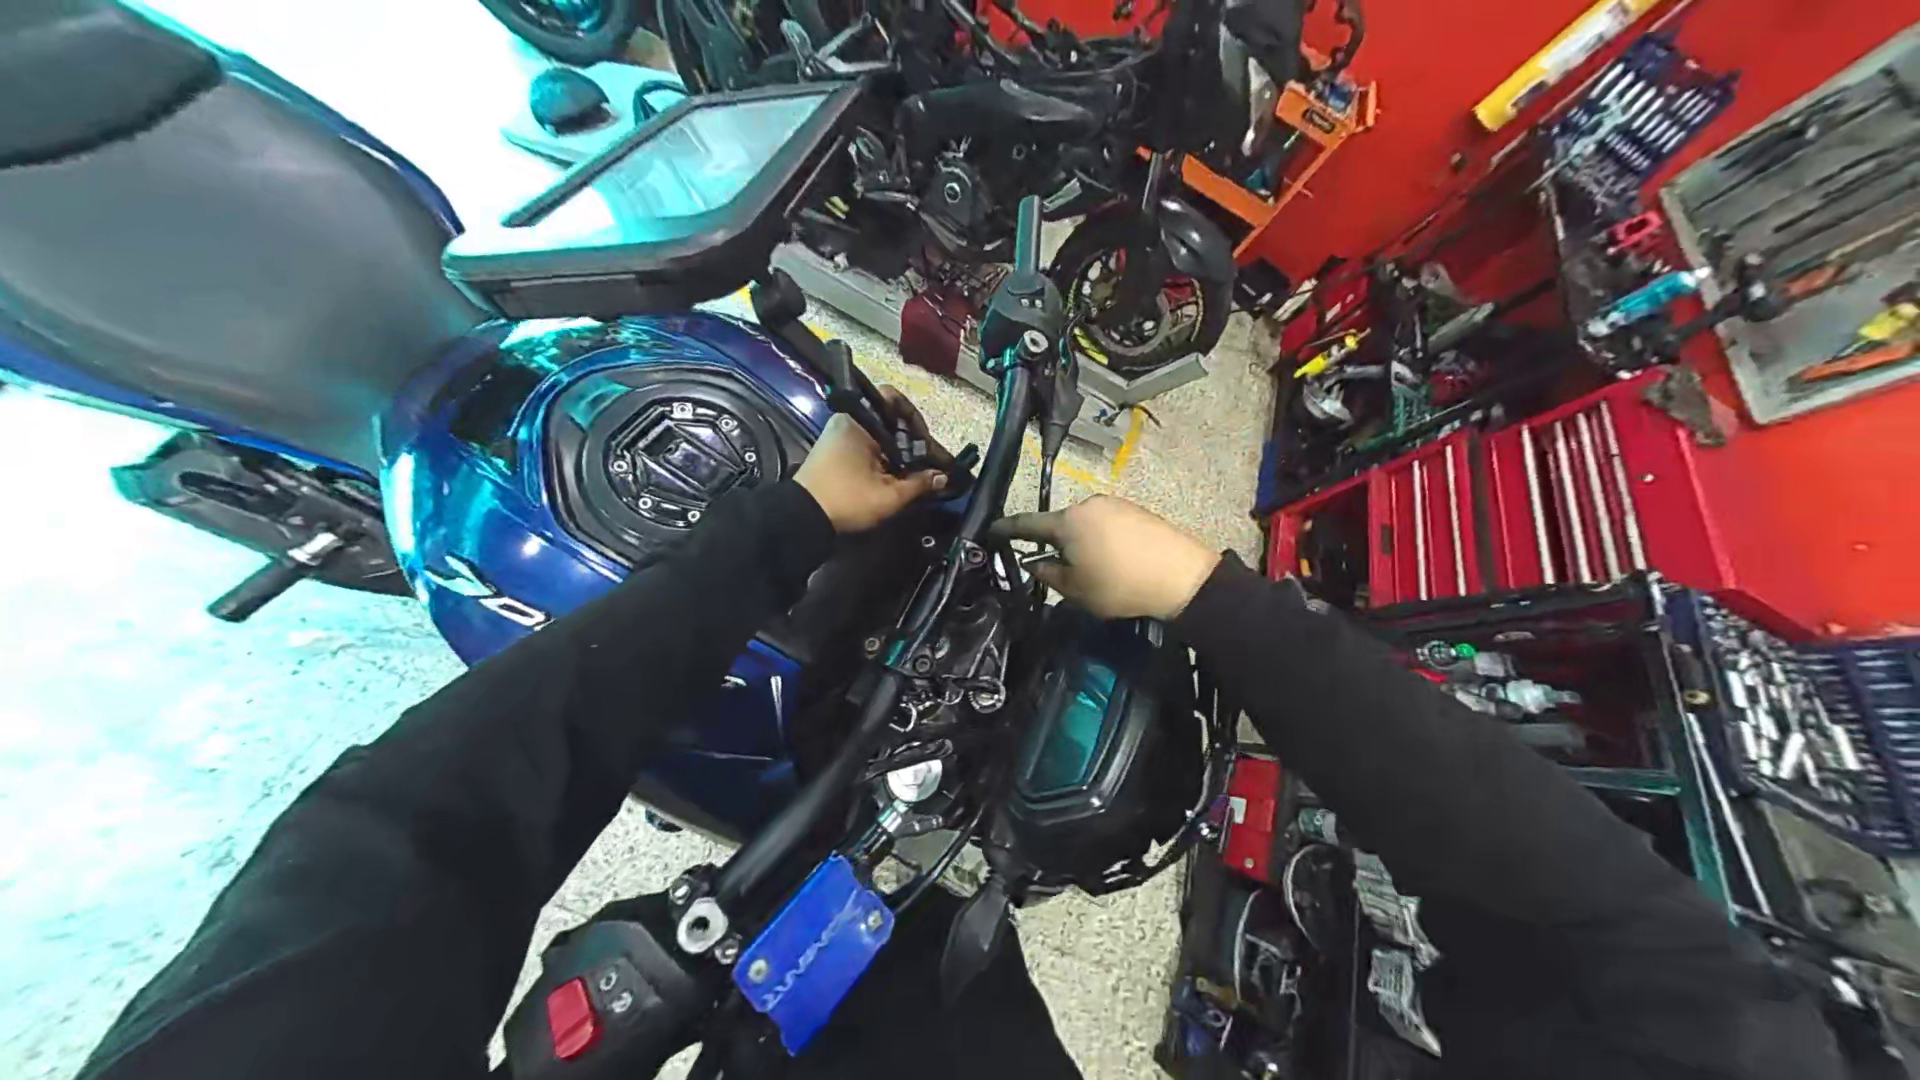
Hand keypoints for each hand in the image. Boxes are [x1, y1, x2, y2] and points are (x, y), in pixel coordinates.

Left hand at [795, 388, 948, 532]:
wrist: (802, 518)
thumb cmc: (847, 500)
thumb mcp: (889, 495)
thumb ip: (919, 483)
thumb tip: (942, 477)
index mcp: (859, 421)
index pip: (895, 402)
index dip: (918, 422)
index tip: (928, 446)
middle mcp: (849, 421)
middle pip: (890, 422)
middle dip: (913, 442)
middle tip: (930, 462)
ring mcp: (840, 435)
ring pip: (880, 436)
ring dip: (900, 452)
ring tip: (919, 472)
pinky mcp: (836, 451)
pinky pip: (868, 446)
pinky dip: (885, 457)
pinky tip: (899, 475)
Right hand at [992, 495, 1219, 619]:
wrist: (1181, 576)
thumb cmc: (1119, 585)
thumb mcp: (1076, 590)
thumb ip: (1048, 574)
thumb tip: (1036, 563)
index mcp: (1067, 521)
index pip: (1027, 522)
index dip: (1007, 528)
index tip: (992, 529)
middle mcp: (1088, 505)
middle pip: (1059, 523)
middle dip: (1054, 542)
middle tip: (1058, 568)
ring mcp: (1114, 504)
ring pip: (1084, 524)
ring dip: (1081, 542)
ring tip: (1093, 569)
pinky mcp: (1135, 510)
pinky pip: (1107, 524)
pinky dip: (1102, 540)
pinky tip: (1115, 561)